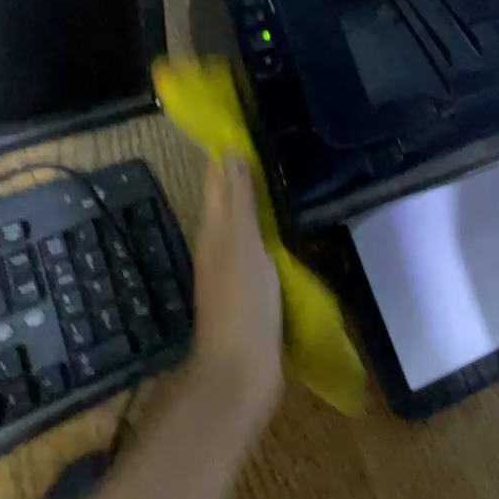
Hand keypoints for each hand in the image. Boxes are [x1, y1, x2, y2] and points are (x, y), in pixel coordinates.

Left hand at [186, 157, 283, 426]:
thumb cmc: (243, 304)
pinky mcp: (249, 294)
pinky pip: (257, 250)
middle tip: (272, 145)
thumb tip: (229, 152)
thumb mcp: (242, 245)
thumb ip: (237, 201)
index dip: (226, 155)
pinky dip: (266, 232)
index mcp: (214, 232)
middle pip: (227, 202)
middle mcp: (217, 247)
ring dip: (255, 203)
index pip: (217, 182)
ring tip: (282, 180)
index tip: (245, 124)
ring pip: (241, 225)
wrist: (240, 374)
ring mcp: (232, 272)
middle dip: (242, 175)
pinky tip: (284, 231)